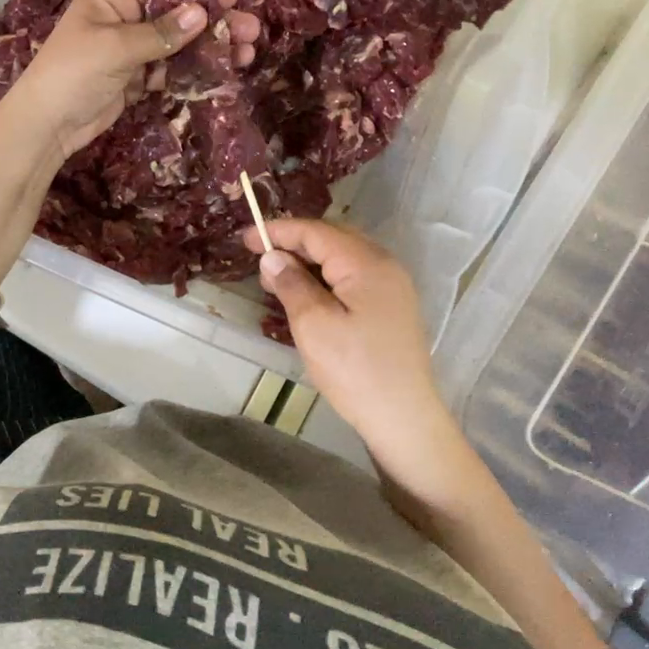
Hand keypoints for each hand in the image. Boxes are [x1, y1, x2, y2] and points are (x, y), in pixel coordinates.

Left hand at [0, 0, 259, 157]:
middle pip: (175, 16)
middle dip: (213, 23)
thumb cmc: (72, 74)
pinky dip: (192, 73)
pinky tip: (220, 73)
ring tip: (246, 53)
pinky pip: (168, 72)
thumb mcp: (115, 48)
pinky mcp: (133, 82)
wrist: (46, 126)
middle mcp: (121, 22)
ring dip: (210, 49)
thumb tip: (202, 12)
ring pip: (177, 46)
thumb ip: (160, 32)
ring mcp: (128, 53)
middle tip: (251, 29)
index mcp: (110, 1)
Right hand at [243, 219, 453, 446]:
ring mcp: (391, 287)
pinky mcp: (390, 307)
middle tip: (259, 258)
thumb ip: (291, 284)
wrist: (403, 417)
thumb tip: (273, 257)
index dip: (278, 231)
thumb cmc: (355, 369)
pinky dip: (324, 277)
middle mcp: (384, 266)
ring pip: (342, 258)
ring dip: (308, 261)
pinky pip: (352, 277)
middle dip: (293, 243)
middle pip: (332, 239)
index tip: (245, 239)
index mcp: (366, 263)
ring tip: (276, 278)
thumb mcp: (313, 324)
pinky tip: (305, 294)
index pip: (316, 232)